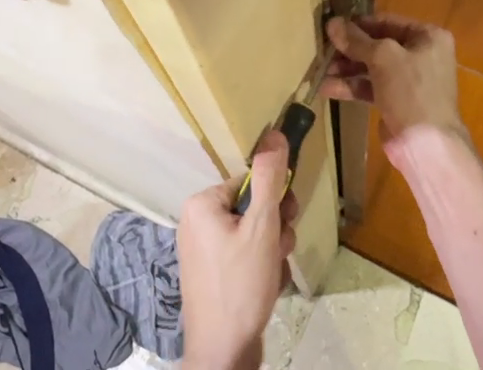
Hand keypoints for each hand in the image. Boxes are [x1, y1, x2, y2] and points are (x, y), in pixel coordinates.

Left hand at [177, 128, 298, 369]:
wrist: (223, 352)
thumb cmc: (240, 284)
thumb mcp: (262, 226)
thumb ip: (270, 179)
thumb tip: (275, 133)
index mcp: (202, 204)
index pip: (250, 182)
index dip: (274, 199)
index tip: (284, 218)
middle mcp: (198, 222)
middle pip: (254, 206)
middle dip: (275, 226)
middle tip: (278, 247)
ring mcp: (204, 250)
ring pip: (254, 232)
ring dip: (273, 248)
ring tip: (272, 270)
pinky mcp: (214, 273)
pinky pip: (246, 254)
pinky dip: (262, 266)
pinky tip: (266, 284)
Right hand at [319, 16, 467, 165]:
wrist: (426, 146)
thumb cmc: (411, 91)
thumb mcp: (383, 58)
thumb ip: (357, 40)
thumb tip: (332, 23)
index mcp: (428, 37)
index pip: (389, 22)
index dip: (360, 24)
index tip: (333, 25)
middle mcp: (421, 55)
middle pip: (379, 45)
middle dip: (350, 49)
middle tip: (323, 48)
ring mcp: (409, 81)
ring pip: (373, 68)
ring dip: (347, 68)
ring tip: (320, 69)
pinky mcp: (396, 102)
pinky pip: (371, 88)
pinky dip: (351, 87)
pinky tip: (327, 88)